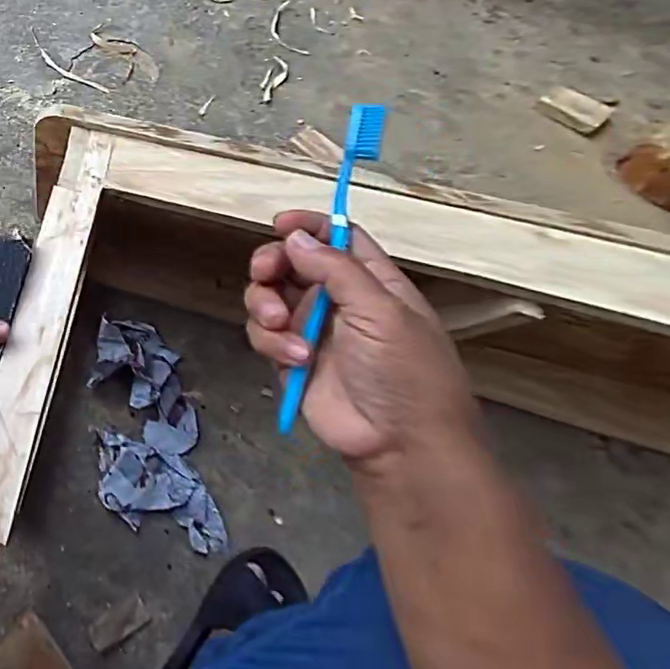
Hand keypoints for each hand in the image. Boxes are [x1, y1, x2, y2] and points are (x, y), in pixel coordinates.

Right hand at [244, 211, 476, 466]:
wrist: (400, 445)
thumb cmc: (406, 371)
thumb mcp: (382, 312)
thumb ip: (337, 269)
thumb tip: (295, 237)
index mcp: (369, 279)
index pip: (336, 236)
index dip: (309, 225)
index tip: (281, 223)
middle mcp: (337, 298)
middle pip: (291, 261)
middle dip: (272, 262)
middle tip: (266, 272)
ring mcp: (311, 328)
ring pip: (268, 295)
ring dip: (265, 303)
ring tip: (279, 322)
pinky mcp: (290, 358)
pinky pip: (263, 334)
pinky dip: (270, 340)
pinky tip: (296, 358)